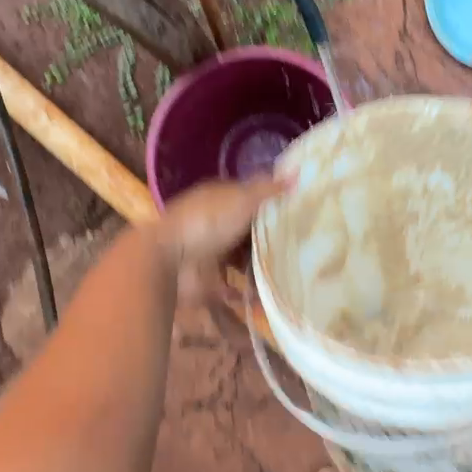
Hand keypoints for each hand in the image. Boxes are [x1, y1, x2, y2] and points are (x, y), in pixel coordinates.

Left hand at [153, 176, 287, 301]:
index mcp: (219, 197)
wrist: (168, 262)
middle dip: (269, 239)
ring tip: (289, 274)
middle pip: (247, 230)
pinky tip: (266, 298)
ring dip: (259, 267)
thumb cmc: (207, 222)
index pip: (250, 197)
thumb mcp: (243, 199)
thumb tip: (297, 173)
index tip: (299, 214)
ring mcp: (209, 252)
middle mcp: (214, 222)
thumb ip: (269, 189)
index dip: (272, 204)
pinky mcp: (207, 279)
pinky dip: (246, 294)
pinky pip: (232, 287)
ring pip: (240, 258)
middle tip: (302, 248)